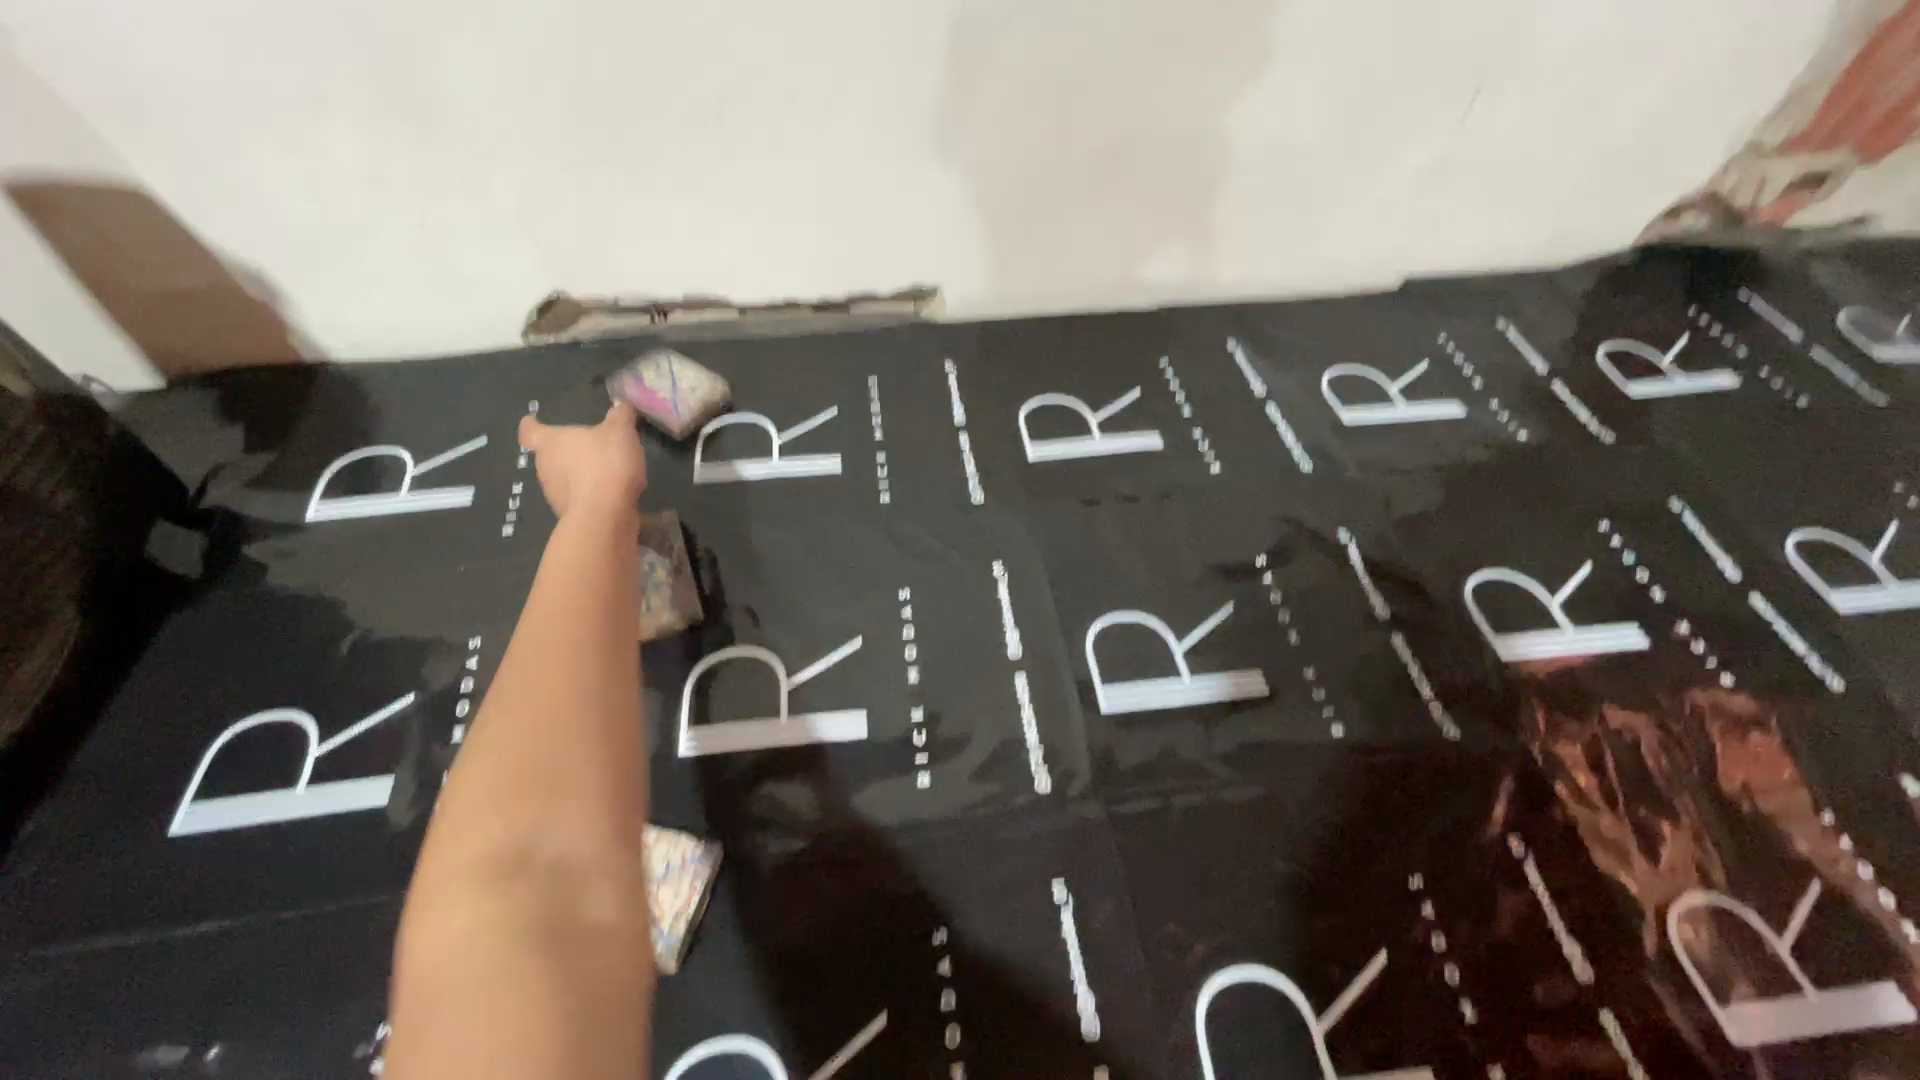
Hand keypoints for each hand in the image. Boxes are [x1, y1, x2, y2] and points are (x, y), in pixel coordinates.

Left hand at [518, 402, 646, 518]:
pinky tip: (609, 494)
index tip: (533, 420)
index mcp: (550, 442)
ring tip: (603, 473)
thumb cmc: (606, 464)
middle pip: (548, 454)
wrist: (605, 514)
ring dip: (577, 474)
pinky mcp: (567, 513)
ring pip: (561, 477)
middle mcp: (544, 466)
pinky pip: (576, 498)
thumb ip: (621, 416)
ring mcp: (553, 493)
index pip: (530, 430)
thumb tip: (622, 405)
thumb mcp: (621, 431)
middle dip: (565, 451)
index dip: (531, 423)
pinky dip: (588, 494)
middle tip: (587, 447)